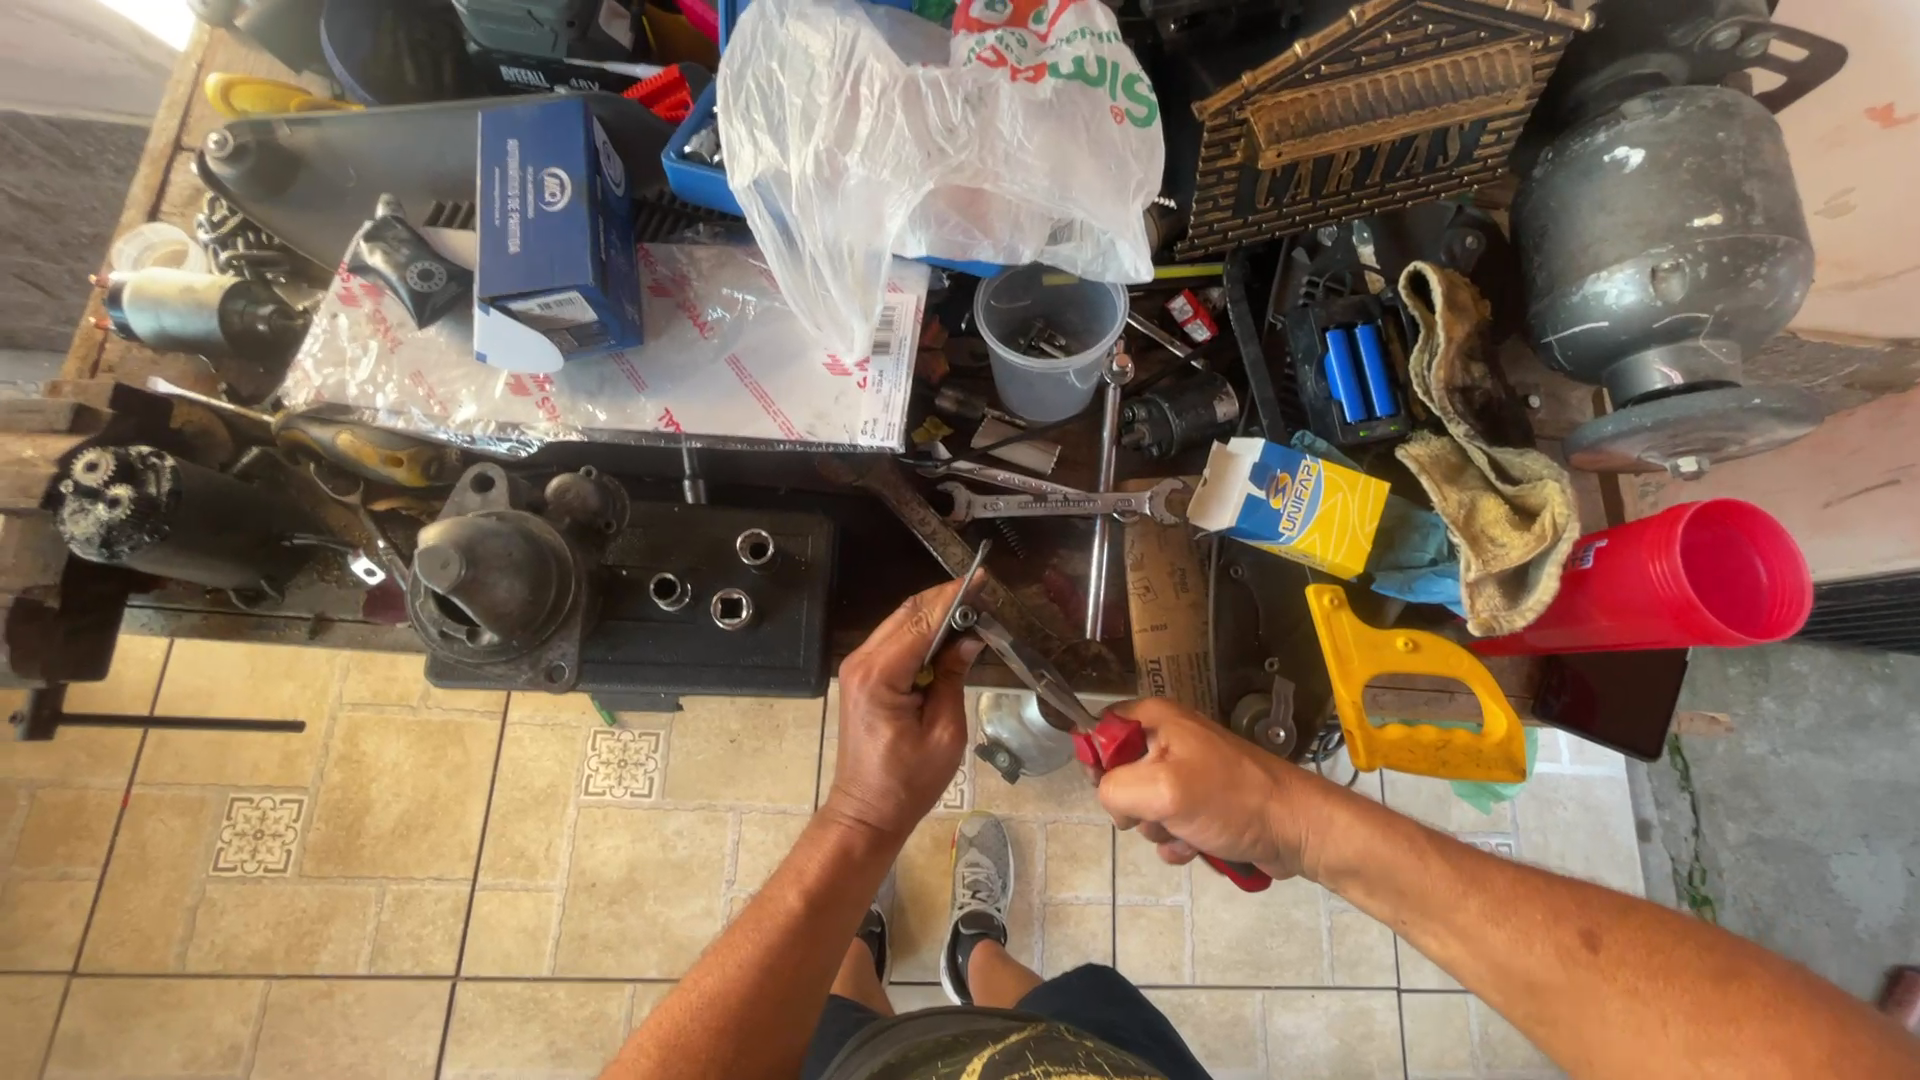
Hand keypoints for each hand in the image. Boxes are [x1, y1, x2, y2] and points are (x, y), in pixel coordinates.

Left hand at [824, 580, 982, 844]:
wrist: (866, 811)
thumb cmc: (908, 782)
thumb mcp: (945, 732)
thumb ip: (954, 678)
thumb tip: (970, 639)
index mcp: (880, 675)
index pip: (921, 622)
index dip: (953, 598)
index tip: (982, 579)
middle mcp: (862, 662)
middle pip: (907, 613)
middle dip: (945, 599)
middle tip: (982, 590)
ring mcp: (857, 667)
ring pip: (899, 622)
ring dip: (934, 613)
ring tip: (971, 608)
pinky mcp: (861, 675)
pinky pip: (894, 640)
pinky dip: (921, 631)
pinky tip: (947, 633)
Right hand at [1096, 699, 1336, 881]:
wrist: (1297, 829)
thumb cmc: (1230, 799)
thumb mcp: (1162, 789)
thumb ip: (1115, 788)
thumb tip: (1111, 800)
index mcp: (1158, 718)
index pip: (1102, 726)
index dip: (1096, 756)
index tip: (1105, 785)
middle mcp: (1169, 738)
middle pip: (1119, 770)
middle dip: (1132, 801)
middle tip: (1155, 811)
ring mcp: (1187, 772)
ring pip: (1142, 803)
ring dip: (1156, 826)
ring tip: (1184, 831)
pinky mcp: (1203, 803)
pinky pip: (1167, 824)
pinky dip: (1176, 840)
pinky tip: (1194, 847)